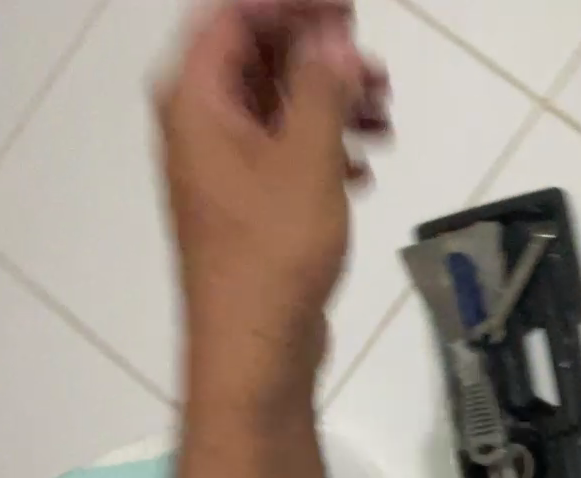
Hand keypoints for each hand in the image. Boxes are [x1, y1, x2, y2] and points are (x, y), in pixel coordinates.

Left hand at [157, 0, 389, 405]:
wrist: (255, 341)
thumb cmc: (274, 252)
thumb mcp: (305, 163)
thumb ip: (320, 93)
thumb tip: (333, 39)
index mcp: (197, 98)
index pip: (237, 16)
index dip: (293, 5)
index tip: (350, 9)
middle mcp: (203, 123)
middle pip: (260, 61)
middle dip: (321, 59)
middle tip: (379, 75)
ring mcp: (226, 167)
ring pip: (279, 111)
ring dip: (332, 108)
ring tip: (383, 125)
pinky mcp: (252, 206)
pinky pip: (287, 155)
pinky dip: (326, 151)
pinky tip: (361, 171)